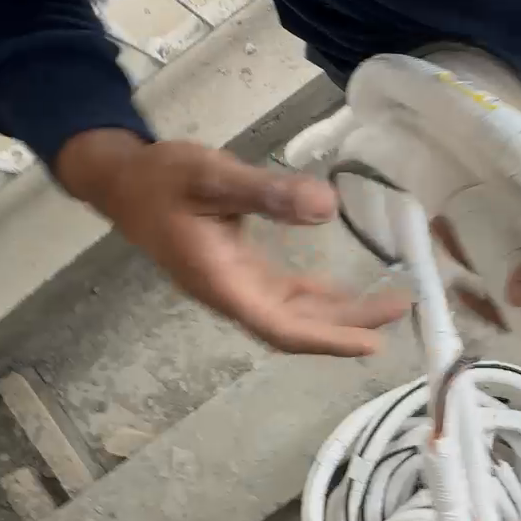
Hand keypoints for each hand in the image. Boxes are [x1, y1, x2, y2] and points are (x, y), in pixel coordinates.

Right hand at [56, 129, 408, 355]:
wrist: (120, 179)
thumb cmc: (160, 177)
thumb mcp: (212, 175)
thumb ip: (266, 192)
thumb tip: (327, 207)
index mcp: (222, 283)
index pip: (282, 328)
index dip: (328, 340)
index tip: (372, 344)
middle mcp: (232, 295)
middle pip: (298, 326)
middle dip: (348, 326)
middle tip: (400, 310)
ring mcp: (236, 286)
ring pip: (295, 313)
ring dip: (339, 313)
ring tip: (387, 303)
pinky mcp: (239, 273)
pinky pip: (285, 296)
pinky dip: (317, 297)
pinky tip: (342, 293)